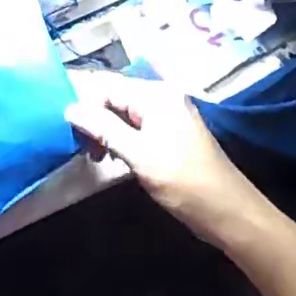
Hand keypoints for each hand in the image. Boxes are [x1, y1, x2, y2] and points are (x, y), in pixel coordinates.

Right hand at [63, 72, 265, 247]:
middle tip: (84, 150)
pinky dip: (122, 137)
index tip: (69, 132)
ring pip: (125, 112)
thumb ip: (103, 129)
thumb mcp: (138, 155)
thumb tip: (70, 108)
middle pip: (116, 96)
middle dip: (95, 118)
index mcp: (156, 94)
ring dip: (107, 130)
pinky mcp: (170, 131)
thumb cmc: (182, 180)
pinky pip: (137, 124)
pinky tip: (115, 156)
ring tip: (98, 157)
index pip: (108, 86)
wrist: (226, 209)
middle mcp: (162, 95)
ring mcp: (168, 112)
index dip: (85, 105)